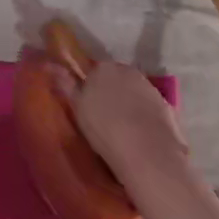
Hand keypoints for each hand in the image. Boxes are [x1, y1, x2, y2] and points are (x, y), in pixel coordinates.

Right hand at [44, 59, 190, 186]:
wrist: (146, 152)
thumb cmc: (104, 130)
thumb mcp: (78, 109)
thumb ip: (66, 85)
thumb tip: (51, 66)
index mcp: (104, 68)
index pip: (95, 71)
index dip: (91, 88)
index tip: (88, 106)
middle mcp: (129, 71)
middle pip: (116, 79)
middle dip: (111, 94)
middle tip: (104, 119)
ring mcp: (150, 88)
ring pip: (134, 93)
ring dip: (129, 105)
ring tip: (123, 131)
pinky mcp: (167, 106)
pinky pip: (149, 108)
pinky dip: (144, 117)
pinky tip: (140, 137)